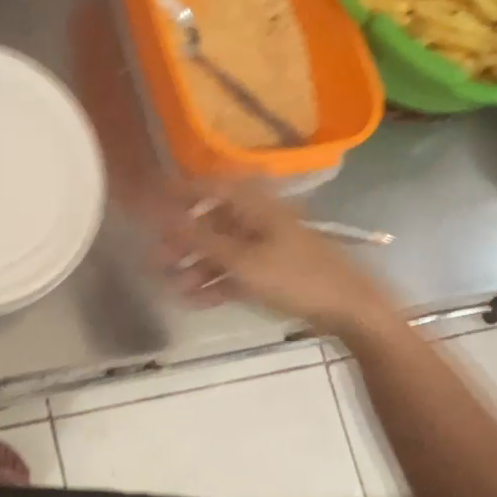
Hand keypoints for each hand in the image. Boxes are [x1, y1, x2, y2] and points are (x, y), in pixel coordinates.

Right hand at [154, 179, 397, 336]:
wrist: (347, 308)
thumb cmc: (295, 277)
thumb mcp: (242, 260)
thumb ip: (199, 239)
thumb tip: (162, 215)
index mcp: (256, 206)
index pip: (210, 187)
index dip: (179, 193)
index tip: (149, 205)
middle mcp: (259, 220)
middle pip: (212, 222)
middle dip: (183, 240)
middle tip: (156, 258)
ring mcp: (266, 247)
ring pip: (222, 250)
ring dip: (196, 267)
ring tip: (173, 286)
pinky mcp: (271, 272)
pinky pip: (235, 272)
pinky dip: (215, 283)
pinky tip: (195, 301)